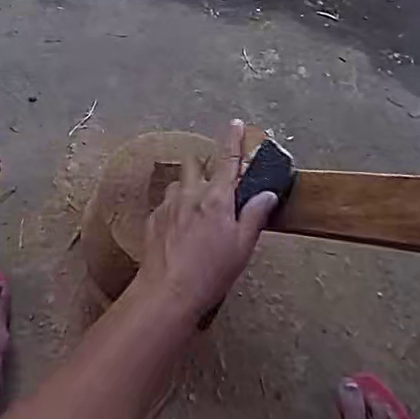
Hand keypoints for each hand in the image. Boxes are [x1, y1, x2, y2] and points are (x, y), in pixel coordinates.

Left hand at [132, 121, 278, 319]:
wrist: (166, 294)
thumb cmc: (209, 273)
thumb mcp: (242, 246)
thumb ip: (254, 215)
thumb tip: (267, 194)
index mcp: (216, 198)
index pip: (227, 159)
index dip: (232, 139)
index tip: (235, 124)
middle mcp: (190, 194)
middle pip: (194, 164)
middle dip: (202, 166)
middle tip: (212, 186)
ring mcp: (168, 205)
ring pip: (177, 184)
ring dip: (186, 190)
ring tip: (194, 212)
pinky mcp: (153, 220)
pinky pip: (165, 205)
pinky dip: (173, 210)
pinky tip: (179, 232)